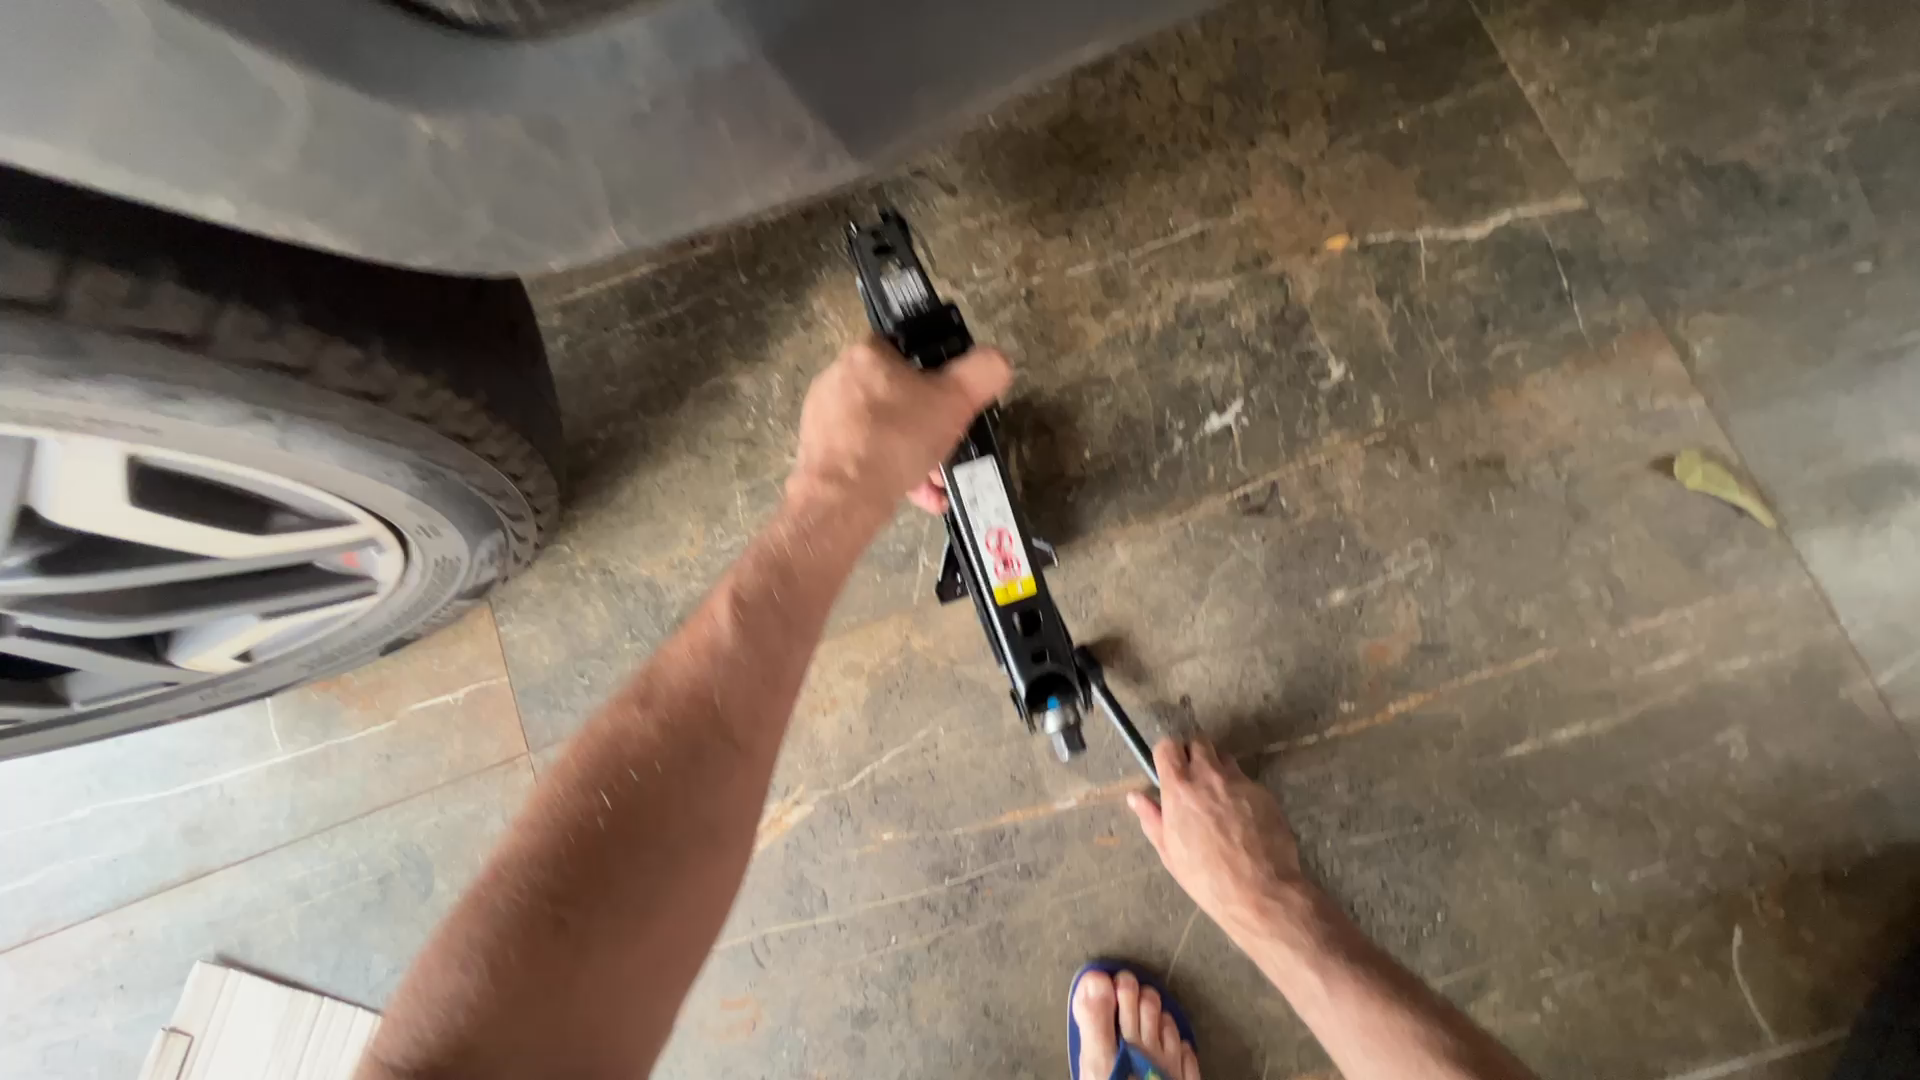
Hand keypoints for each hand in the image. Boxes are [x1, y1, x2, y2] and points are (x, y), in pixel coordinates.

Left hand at [787, 337, 1011, 519]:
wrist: (842, 497)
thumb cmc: (898, 438)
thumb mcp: (956, 400)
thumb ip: (983, 373)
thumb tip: (996, 361)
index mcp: (868, 354)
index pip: (910, 351)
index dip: (939, 376)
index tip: (954, 404)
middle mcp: (840, 378)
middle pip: (899, 397)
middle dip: (931, 427)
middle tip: (949, 449)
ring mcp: (825, 417)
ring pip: (885, 431)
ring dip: (915, 455)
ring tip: (936, 484)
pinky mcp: (820, 452)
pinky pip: (866, 455)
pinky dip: (892, 472)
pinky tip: (916, 495)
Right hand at [1129, 739, 1316, 941]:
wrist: (1260, 892)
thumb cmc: (1205, 876)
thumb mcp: (1169, 851)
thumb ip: (1151, 818)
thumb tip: (1135, 797)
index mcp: (1179, 787)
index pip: (1168, 746)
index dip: (1167, 754)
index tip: (1169, 768)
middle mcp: (1209, 775)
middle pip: (1199, 742)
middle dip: (1194, 754)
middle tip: (1194, 779)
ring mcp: (1239, 782)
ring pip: (1225, 759)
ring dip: (1219, 771)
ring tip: (1221, 798)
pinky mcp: (1265, 793)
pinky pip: (1247, 782)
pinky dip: (1242, 792)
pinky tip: (1245, 819)